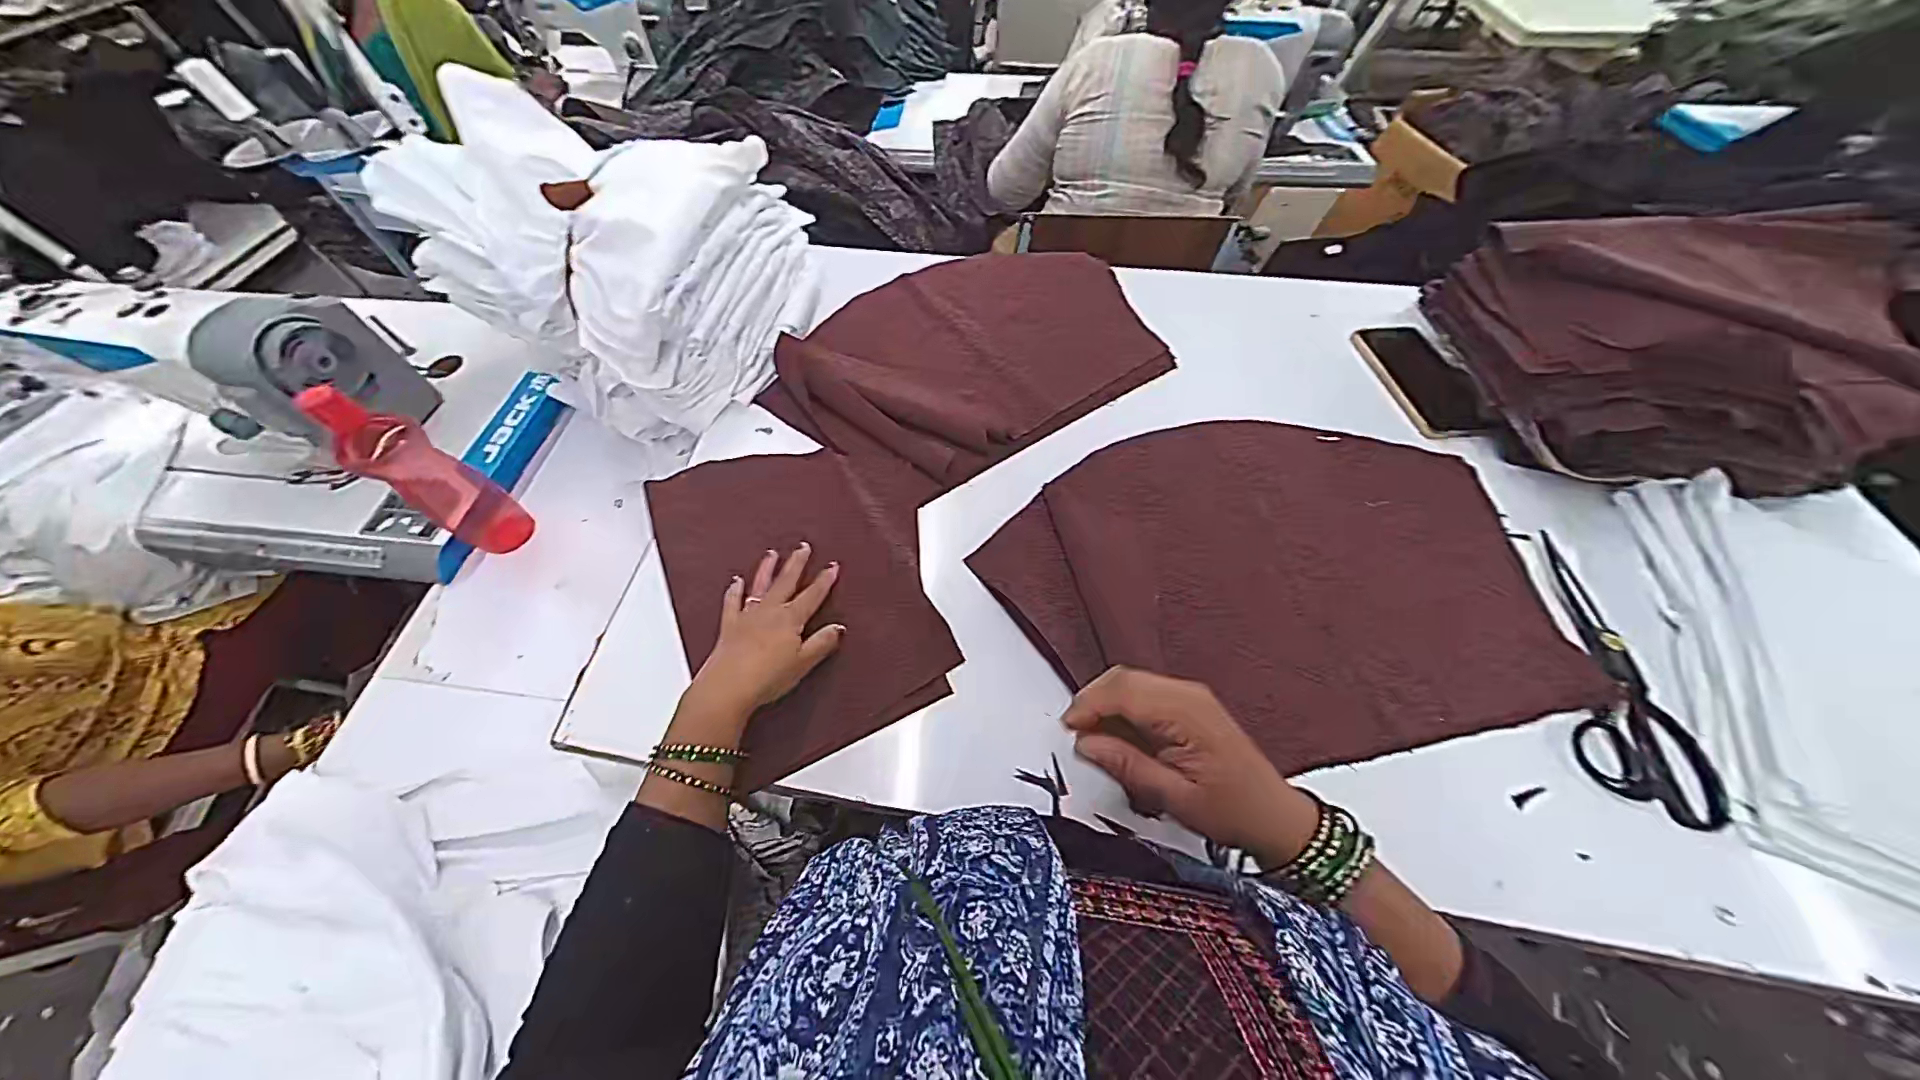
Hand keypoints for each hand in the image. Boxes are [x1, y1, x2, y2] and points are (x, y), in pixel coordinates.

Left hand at [679, 544, 842, 734]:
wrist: (728, 688)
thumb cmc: (767, 678)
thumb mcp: (803, 662)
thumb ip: (821, 643)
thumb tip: (838, 628)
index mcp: (790, 619)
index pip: (812, 595)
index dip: (824, 580)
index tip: (832, 566)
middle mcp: (769, 611)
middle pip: (786, 582)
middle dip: (796, 564)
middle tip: (803, 547)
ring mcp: (747, 616)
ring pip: (760, 586)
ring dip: (767, 569)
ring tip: (772, 554)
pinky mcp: (729, 627)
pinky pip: (732, 602)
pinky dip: (734, 590)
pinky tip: (736, 581)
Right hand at [1063, 667, 1320, 865]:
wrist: (1274, 816)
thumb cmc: (1234, 810)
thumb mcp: (1173, 797)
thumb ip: (1126, 765)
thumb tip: (1086, 743)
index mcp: (1186, 712)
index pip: (1122, 690)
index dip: (1087, 706)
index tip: (1068, 730)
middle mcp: (1187, 694)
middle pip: (1122, 679)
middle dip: (1091, 702)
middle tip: (1076, 736)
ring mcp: (1189, 696)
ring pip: (1129, 683)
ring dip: (1105, 707)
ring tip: (1096, 742)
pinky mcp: (1187, 704)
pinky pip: (1142, 695)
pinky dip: (1121, 710)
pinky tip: (1120, 739)